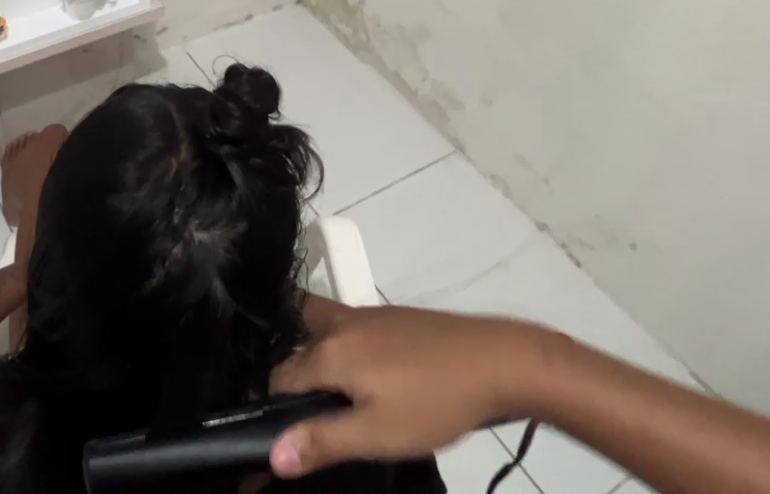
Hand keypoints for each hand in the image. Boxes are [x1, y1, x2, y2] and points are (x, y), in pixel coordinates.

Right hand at [268, 305, 558, 477]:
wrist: (496, 361)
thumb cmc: (434, 402)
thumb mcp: (379, 434)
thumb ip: (323, 441)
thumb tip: (272, 455)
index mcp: (328, 351)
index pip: (279, 379)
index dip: (275, 410)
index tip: (285, 437)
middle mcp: (337, 324)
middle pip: (294, 347)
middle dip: (288, 377)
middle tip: (304, 416)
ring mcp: (363, 314)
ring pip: (316, 327)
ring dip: (308, 352)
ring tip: (324, 393)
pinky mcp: (388, 315)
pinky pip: (343, 325)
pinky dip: (334, 344)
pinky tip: (360, 373)